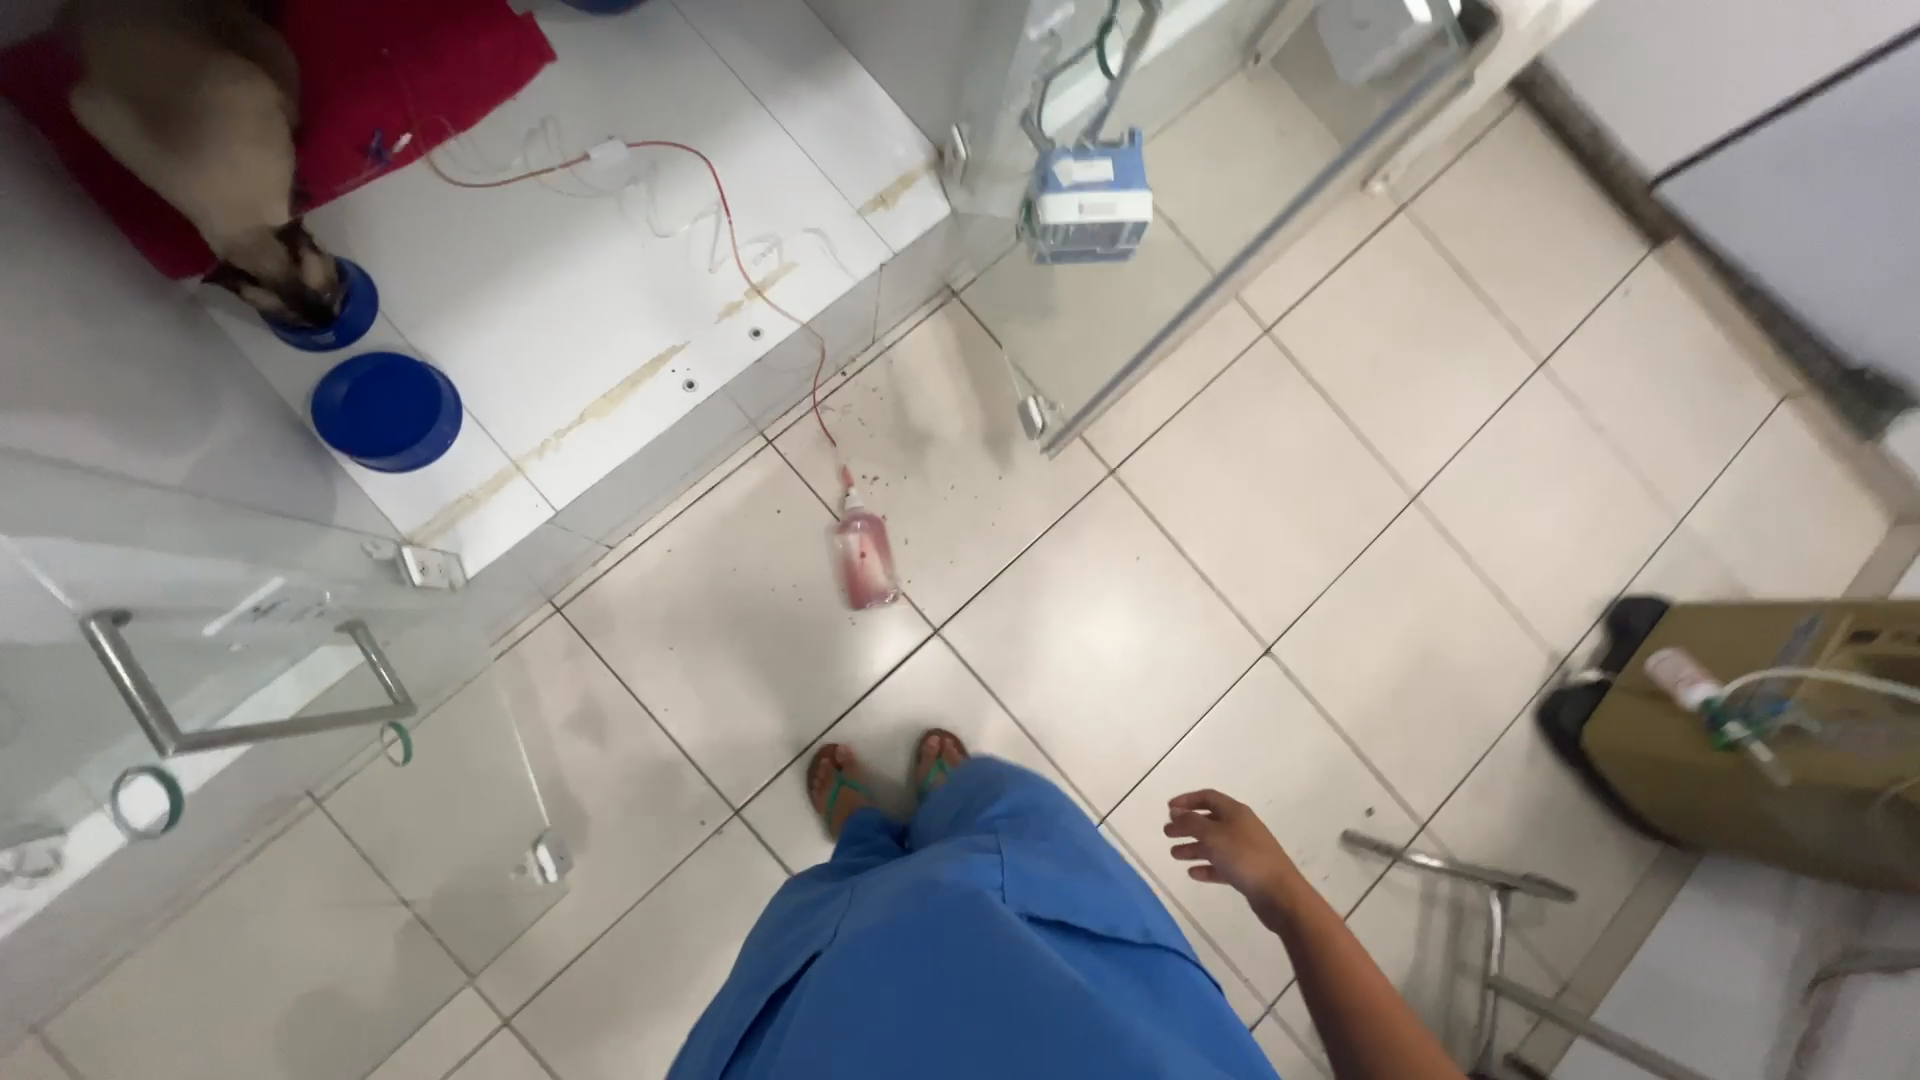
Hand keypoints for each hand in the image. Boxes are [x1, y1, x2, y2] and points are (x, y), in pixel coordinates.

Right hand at [1164, 789, 1299, 911]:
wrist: (1280, 894)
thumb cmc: (1244, 857)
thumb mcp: (1213, 835)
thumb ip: (1191, 822)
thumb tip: (1176, 811)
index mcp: (1235, 812)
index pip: (1208, 797)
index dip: (1187, 800)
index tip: (1168, 809)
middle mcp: (1241, 827)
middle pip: (1209, 821)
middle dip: (1187, 826)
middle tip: (1167, 834)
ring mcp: (1245, 850)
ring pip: (1214, 844)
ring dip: (1193, 847)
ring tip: (1174, 855)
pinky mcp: (1247, 872)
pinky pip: (1222, 865)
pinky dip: (1207, 867)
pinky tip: (1193, 873)